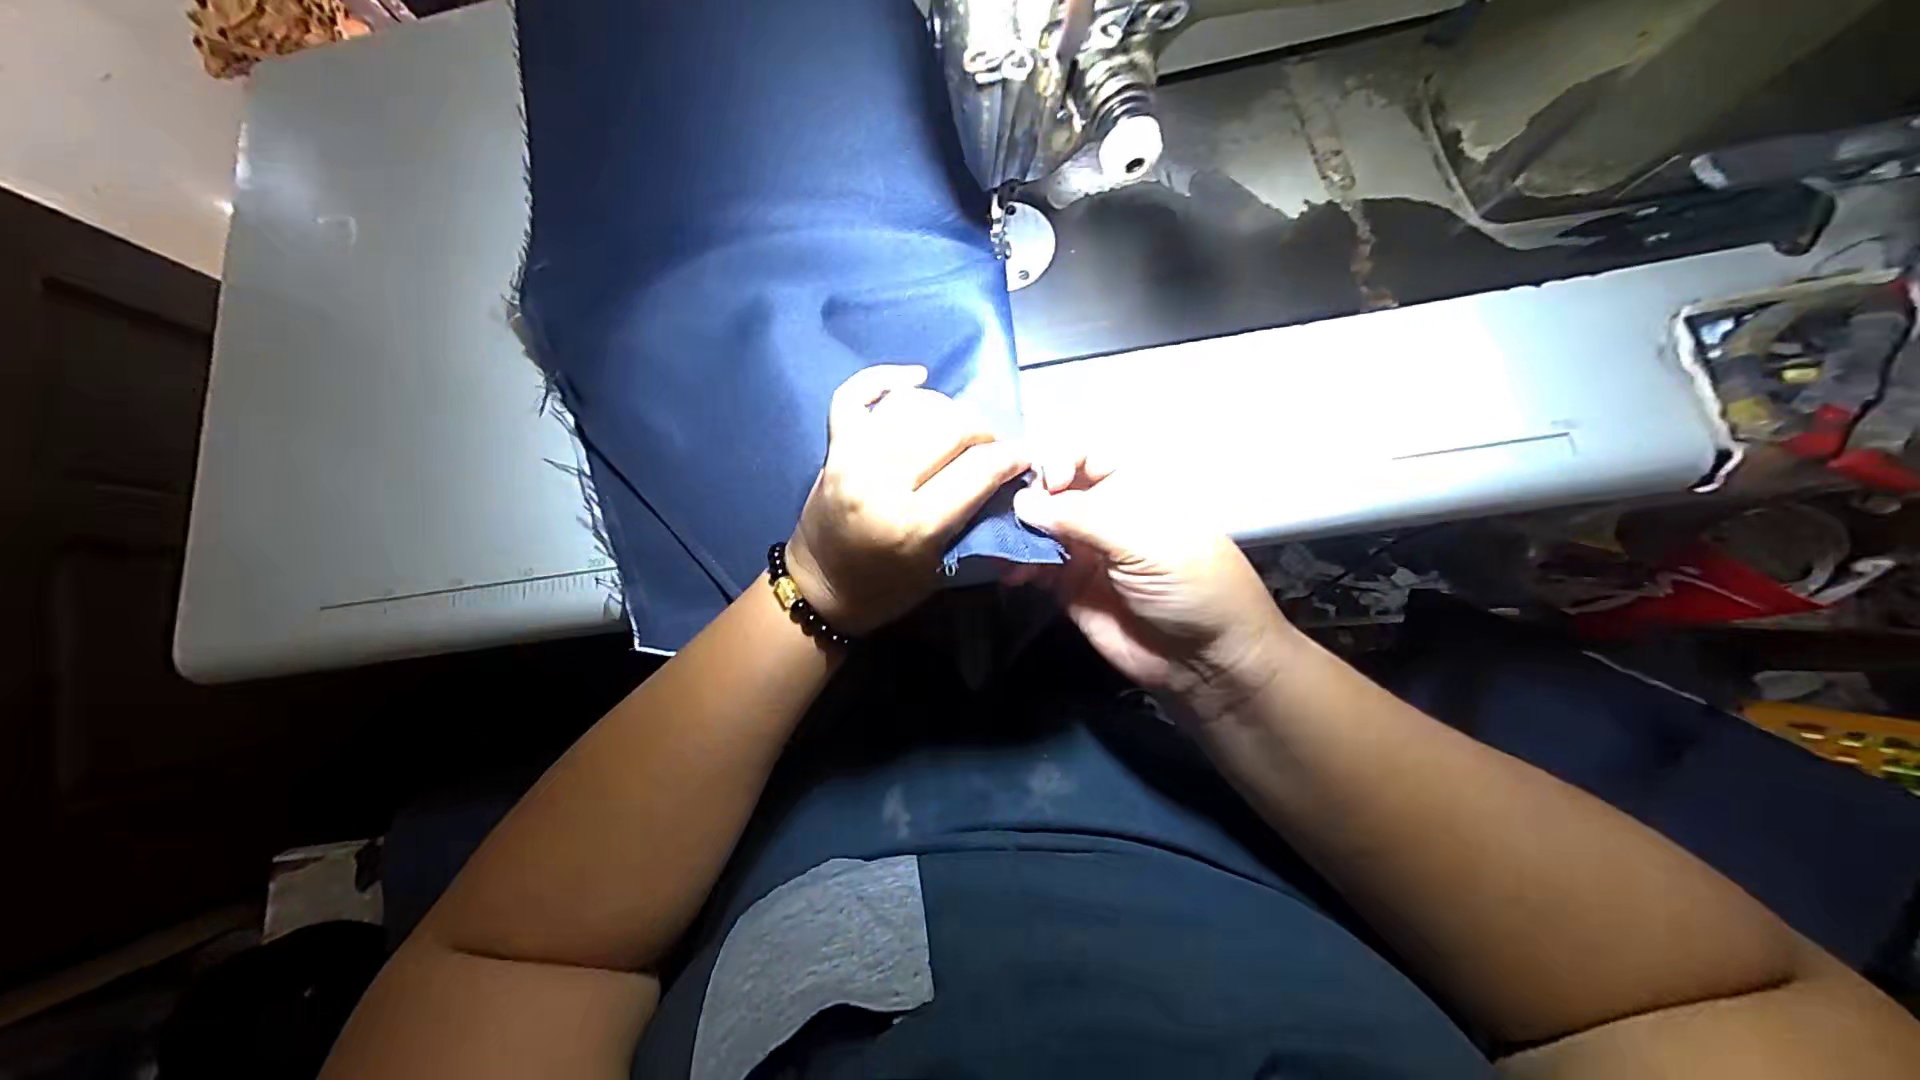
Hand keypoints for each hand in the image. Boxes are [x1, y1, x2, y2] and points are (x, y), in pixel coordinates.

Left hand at [786, 366, 1030, 634]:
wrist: (819, 589)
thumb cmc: (886, 590)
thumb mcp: (941, 566)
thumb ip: (975, 518)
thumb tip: (1007, 476)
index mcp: (914, 524)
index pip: (979, 469)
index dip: (1012, 456)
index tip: (1024, 456)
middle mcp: (881, 483)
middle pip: (950, 427)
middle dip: (984, 430)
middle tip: (993, 444)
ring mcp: (852, 458)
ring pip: (913, 405)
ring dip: (947, 408)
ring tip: (958, 426)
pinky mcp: (833, 447)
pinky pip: (855, 394)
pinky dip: (885, 378)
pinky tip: (916, 378)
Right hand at [1009, 450, 1295, 725]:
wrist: (1206, 662)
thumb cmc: (1193, 587)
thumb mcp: (1146, 543)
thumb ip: (1084, 518)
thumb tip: (1024, 501)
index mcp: (1133, 489)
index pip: (1086, 457)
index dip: (1060, 461)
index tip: (1046, 482)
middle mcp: (1104, 514)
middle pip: (1053, 490)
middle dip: (1027, 495)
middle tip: (1006, 512)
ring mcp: (1083, 550)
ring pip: (1036, 527)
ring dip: (1014, 530)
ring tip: (997, 541)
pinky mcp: (1067, 586)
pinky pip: (1032, 565)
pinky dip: (1014, 564)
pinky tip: (1007, 570)